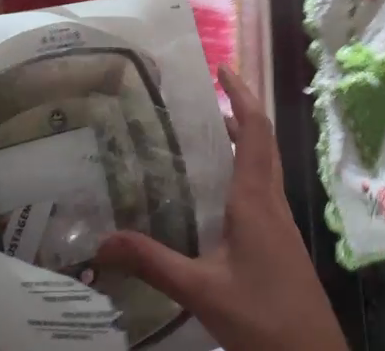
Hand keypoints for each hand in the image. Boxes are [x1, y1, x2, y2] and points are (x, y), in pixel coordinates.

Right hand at [96, 67, 345, 350]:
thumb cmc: (263, 317)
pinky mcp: (282, 245)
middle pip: (262, 142)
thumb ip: (153, 263)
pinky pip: (262, 192)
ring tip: (204, 138)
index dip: (241, 94)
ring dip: (241, 143)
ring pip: (264, 167)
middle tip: (204, 99)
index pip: (254, 130)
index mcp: (256, 200)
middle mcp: (272, 202)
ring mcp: (281, 225)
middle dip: (239, 112)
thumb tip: (102, 240)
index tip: (222, 67)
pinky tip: (217, 198)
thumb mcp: (201, 291)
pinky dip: (243, 174)